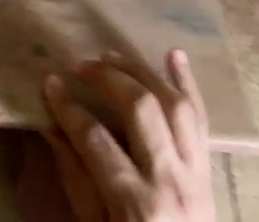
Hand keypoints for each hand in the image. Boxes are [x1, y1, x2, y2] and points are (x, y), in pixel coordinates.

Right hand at [40, 51, 214, 221]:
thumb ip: (75, 176)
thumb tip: (51, 126)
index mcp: (136, 204)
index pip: (96, 140)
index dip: (68, 108)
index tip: (49, 84)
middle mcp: (170, 181)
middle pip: (141, 110)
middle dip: (107, 79)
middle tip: (80, 66)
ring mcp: (196, 174)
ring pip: (174, 105)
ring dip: (141, 72)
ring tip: (112, 56)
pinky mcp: (209, 170)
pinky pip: (202, 118)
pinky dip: (188, 83)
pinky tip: (174, 54)